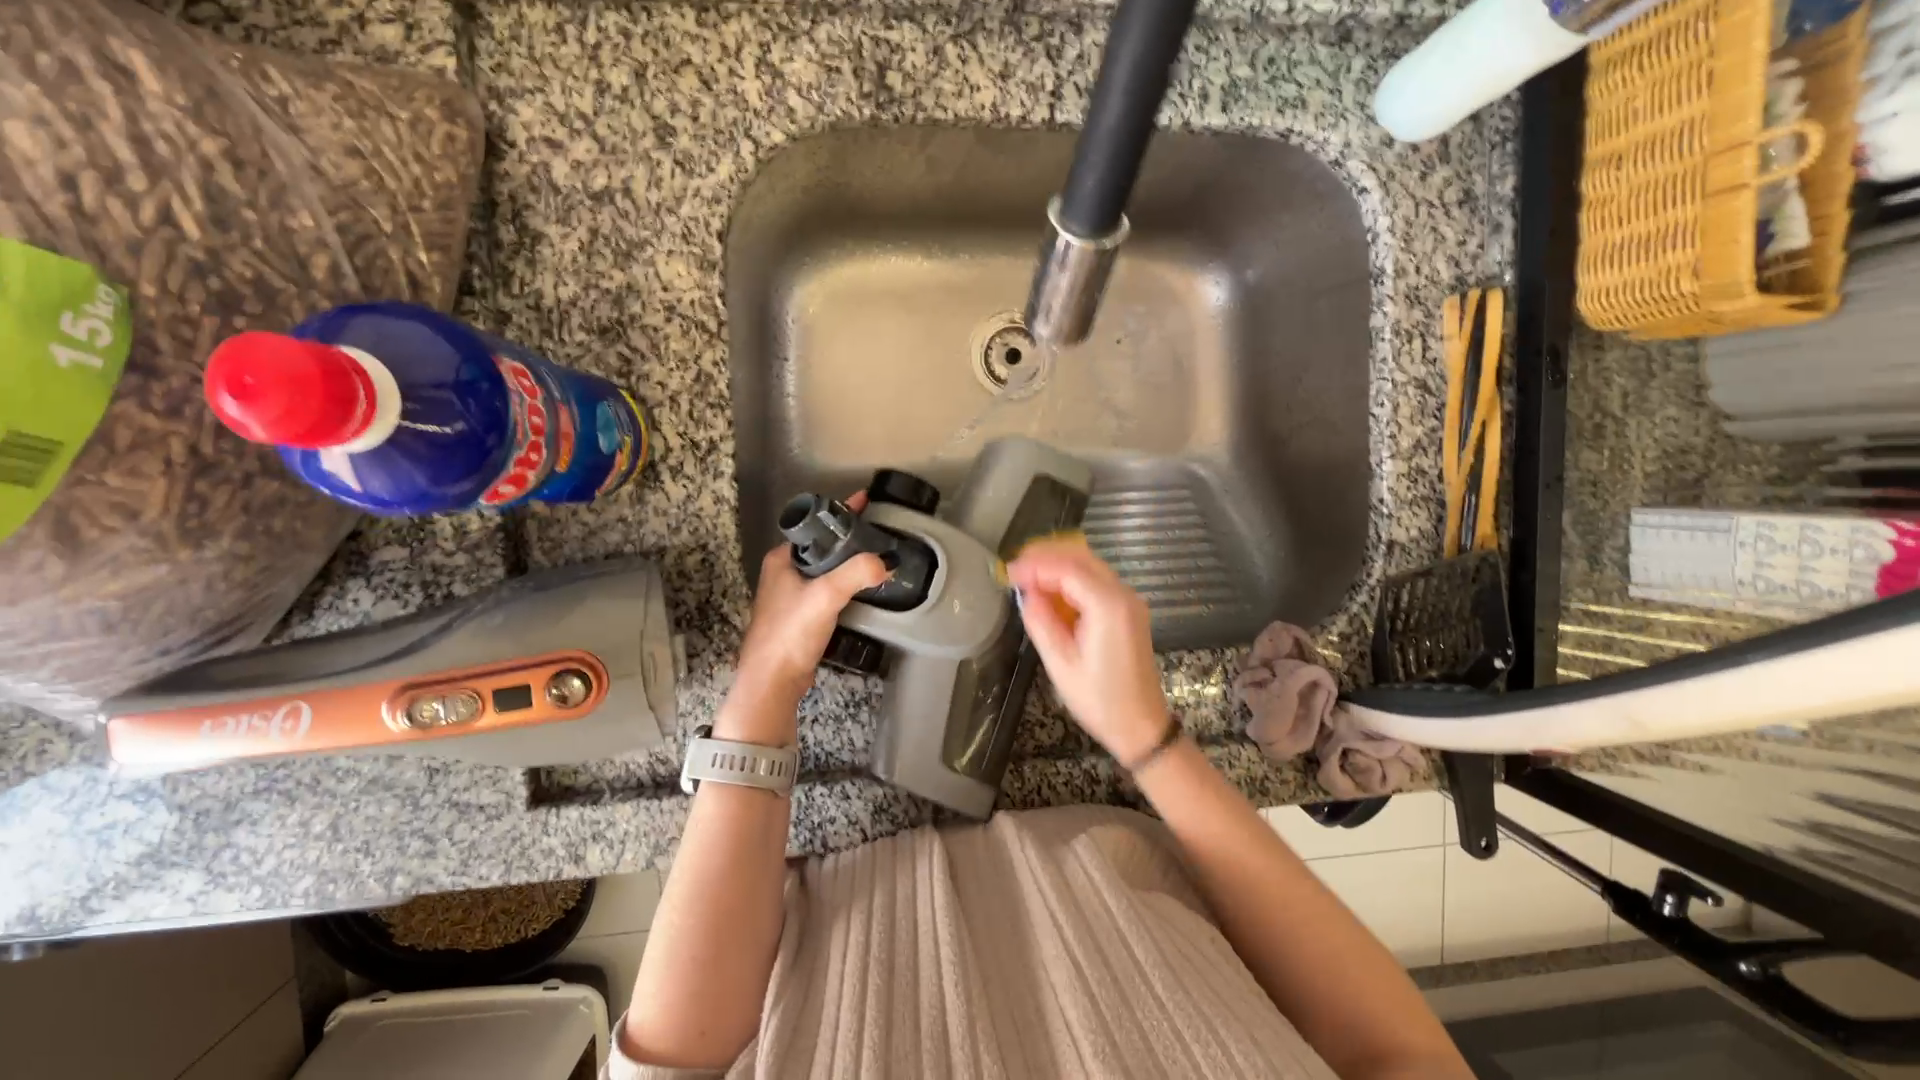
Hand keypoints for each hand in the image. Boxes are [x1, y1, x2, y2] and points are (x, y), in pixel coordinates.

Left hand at [735, 492, 889, 704]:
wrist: (772, 683)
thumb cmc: (790, 634)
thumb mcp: (826, 595)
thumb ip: (857, 573)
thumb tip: (886, 562)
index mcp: (781, 559)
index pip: (815, 527)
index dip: (840, 514)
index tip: (865, 501)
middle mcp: (783, 574)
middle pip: (822, 547)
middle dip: (849, 539)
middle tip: (878, 533)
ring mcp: (790, 597)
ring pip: (825, 571)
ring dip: (848, 564)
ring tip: (877, 558)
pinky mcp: (800, 618)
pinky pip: (827, 592)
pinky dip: (845, 587)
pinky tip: (863, 591)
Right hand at [1005, 536, 1170, 764]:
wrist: (1141, 726)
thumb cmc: (1100, 701)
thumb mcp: (1060, 664)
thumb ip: (1041, 622)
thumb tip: (1026, 594)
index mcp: (1108, 607)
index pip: (1068, 569)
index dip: (1036, 566)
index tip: (1009, 572)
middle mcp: (1124, 595)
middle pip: (1082, 558)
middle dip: (1047, 557)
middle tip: (1016, 568)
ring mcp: (1130, 602)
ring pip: (1091, 567)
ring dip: (1059, 566)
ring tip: (1028, 577)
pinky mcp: (1129, 612)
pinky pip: (1098, 583)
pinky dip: (1073, 580)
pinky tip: (1052, 592)